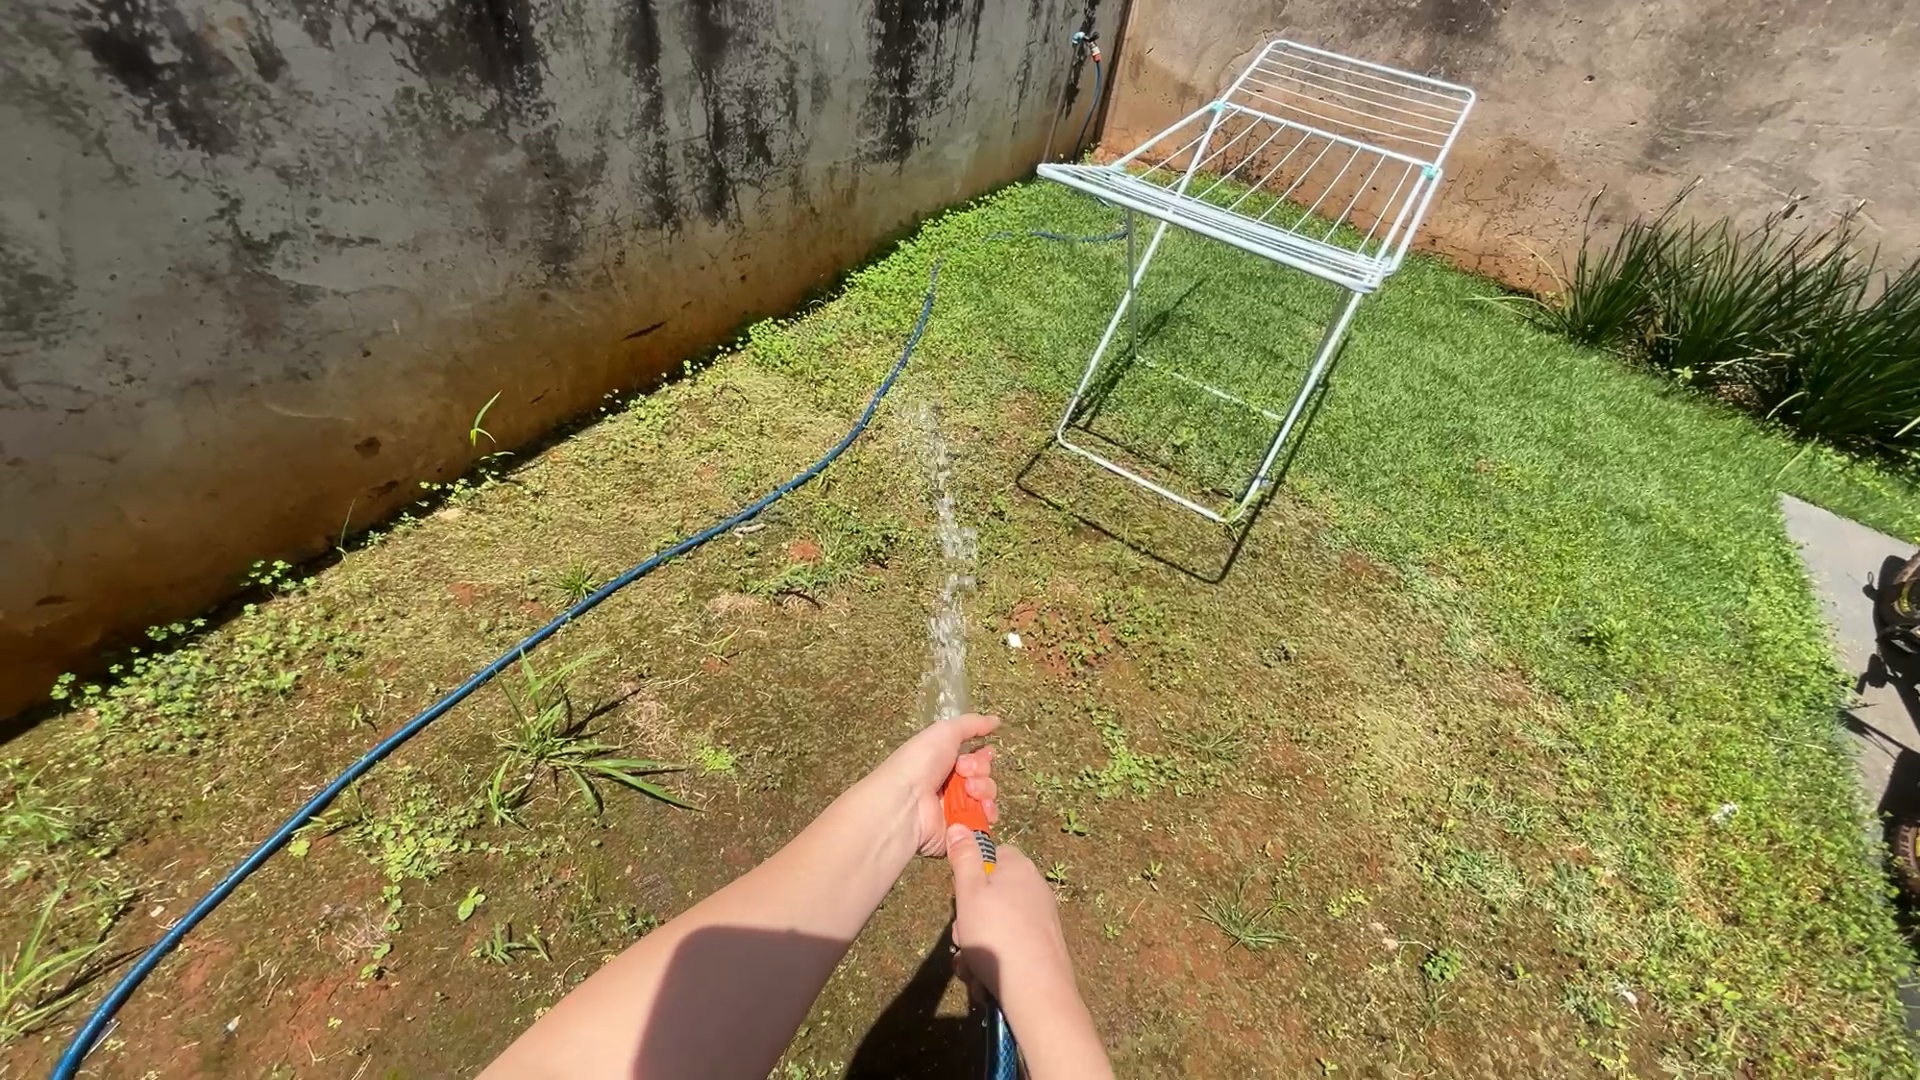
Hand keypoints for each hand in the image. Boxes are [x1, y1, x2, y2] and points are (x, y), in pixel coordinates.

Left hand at [863, 713, 999, 857]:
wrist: (906, 801)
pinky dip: (985, 814)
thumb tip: (996, 720)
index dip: (983, 756)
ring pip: (986, 798)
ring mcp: (955, 809)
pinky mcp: (959, 830)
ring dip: (984, 791)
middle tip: (964, 772)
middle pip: (983, 777)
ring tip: (969, 791)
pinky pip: (983, 823)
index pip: (976, 758)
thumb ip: (972, 724)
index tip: (984, 752)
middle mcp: (950, 785)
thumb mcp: (945, 732)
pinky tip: (980, 809)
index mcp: (944, 762)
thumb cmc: (921, 762)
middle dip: (981, 771)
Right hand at [948, 830, 1112, 1078]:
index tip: (961, 897)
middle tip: (962, 939)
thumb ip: (963, 857)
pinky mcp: (1046, 946)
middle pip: (992, 894)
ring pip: (998, 925)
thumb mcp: (969, 891)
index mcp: (1018, 866)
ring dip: (978, 947)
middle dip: (970, 920)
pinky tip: (984, 981)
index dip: (972, 874)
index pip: (993, 855)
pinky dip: (996, 962)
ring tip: (971, 968)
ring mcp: (1043, 918)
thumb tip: (959, 825)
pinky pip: (1012, 946)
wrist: (1037, 992)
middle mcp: (1035, 887)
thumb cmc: (996, 935)